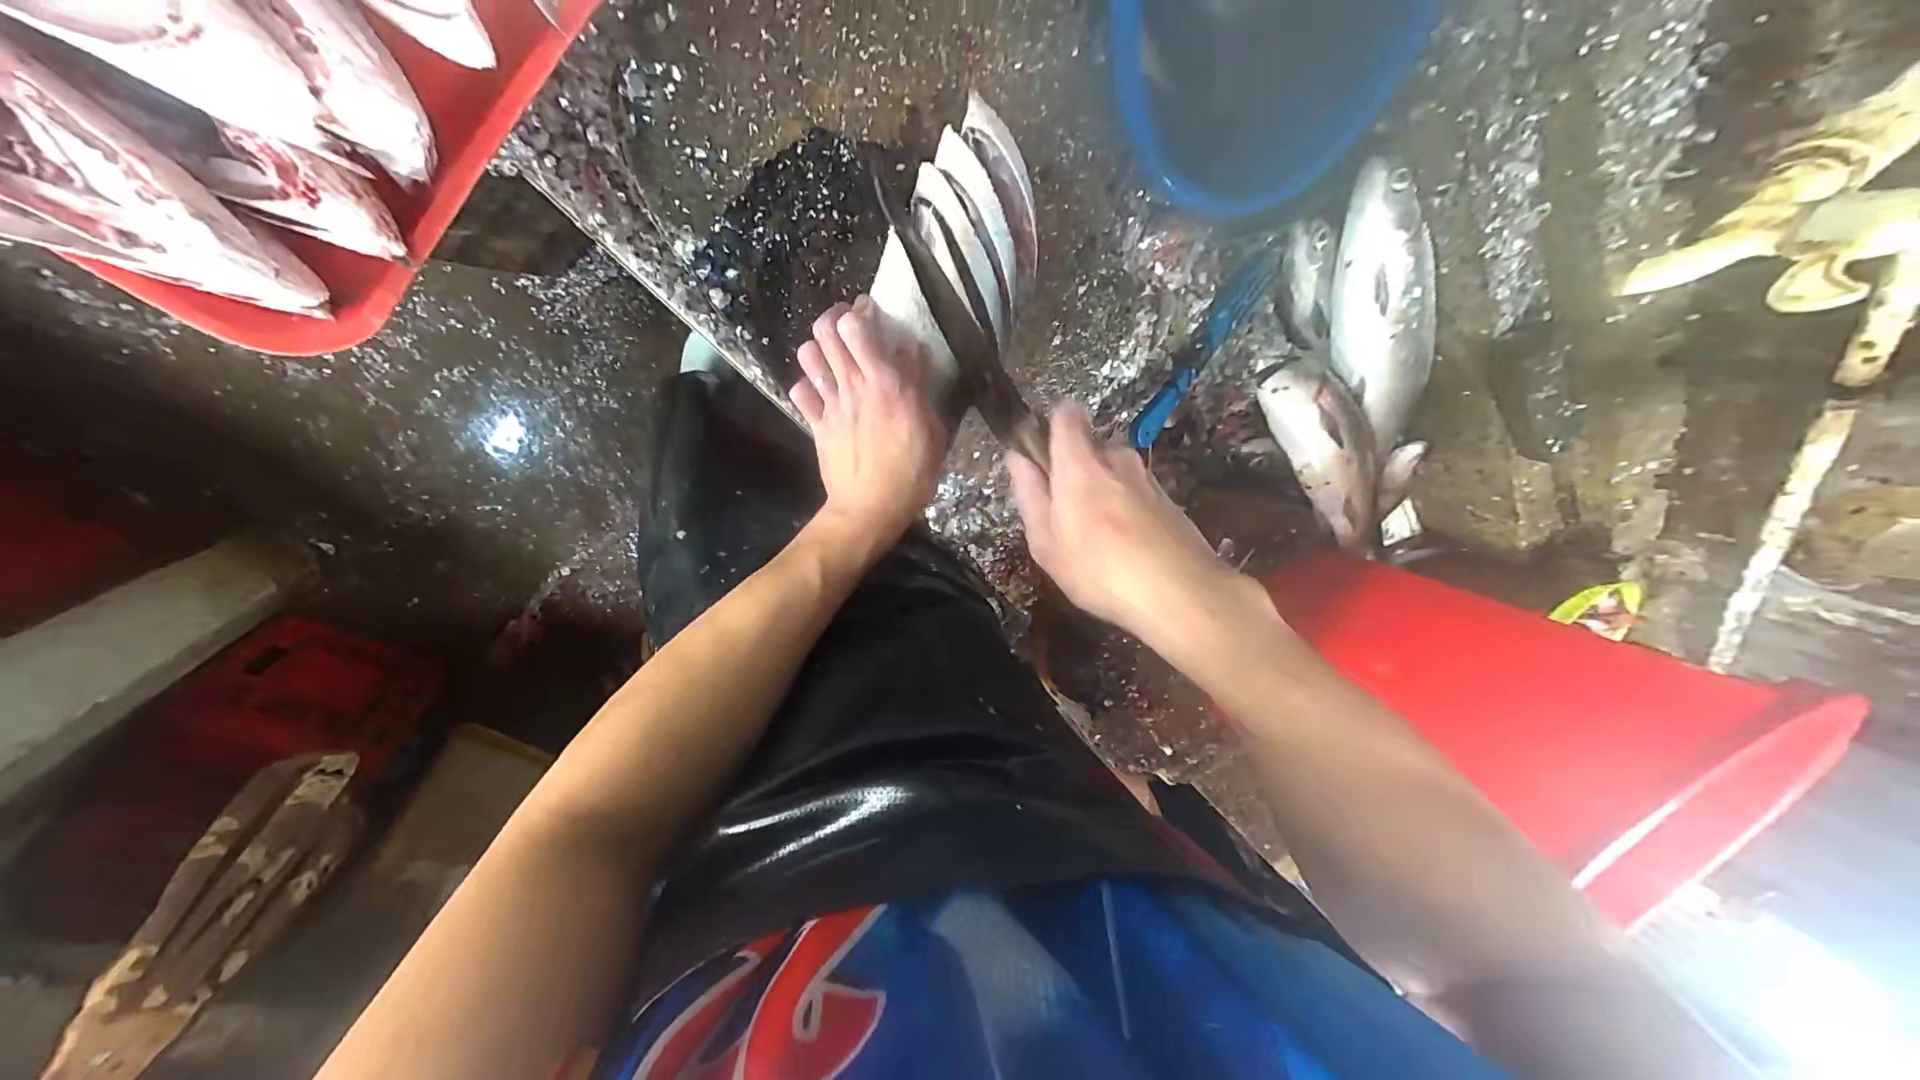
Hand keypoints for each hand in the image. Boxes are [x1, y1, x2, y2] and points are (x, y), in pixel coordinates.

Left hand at [790, 297, 947, 554]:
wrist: (871, 508)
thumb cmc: (913, 472)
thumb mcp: (932, 428)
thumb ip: (920, 386)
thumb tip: (914, 352)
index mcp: (886, 383)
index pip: (861, 326)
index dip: (863, 312)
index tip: (872, 313)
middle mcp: (853, 385)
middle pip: (827, 330)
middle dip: (835, 318)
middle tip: (848, 325)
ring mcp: (830, 404)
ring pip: (808, 354)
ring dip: (818, 347)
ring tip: (832, 354)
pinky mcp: (816, 425)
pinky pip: (800, 392)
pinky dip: (806, 386)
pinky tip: (819, 391)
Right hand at [1008, 404, 1261, 647]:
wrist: (1181, 594)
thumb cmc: (1100, 572)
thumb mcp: (1047, 543)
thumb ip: (1030, 495)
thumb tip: (1017, 459)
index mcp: (1080, 465)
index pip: (1065, 416)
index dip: (1050, 428)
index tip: (1042, 457)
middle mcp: (1117, 460)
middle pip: (1090, 448)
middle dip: (1077, 471)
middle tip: (1067, 516)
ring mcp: (1147, 478)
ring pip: (1116, 472)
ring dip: (1104, 492)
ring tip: (1099, 539)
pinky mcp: (1169, 500)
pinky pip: (1137, 494)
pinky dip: (1128, 510)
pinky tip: (1127, 548)